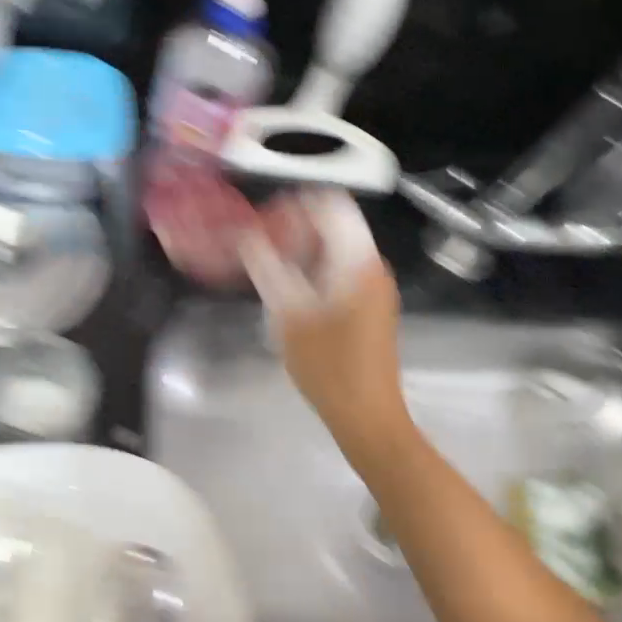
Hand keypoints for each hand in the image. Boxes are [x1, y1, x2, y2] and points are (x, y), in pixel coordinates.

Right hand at [242, 203, 411, 448]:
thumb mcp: (289, 317)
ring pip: (333, 252)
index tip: (260, 226)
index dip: (291, 207)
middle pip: (331, 226)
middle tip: (255, 251)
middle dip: (291, 231)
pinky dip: (312, 275)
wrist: (368, 416)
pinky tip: (288, 299)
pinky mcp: (370, 309)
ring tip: (266, 275)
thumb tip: (247, 237)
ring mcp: (374, 288)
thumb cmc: (329, 368)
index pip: (328, 205)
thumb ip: (268, 270)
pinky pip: (339, 274)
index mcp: (357, 260)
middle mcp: (372, 265)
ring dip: (299, 256)